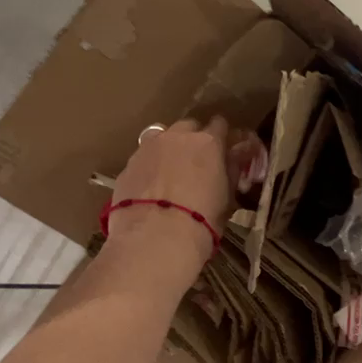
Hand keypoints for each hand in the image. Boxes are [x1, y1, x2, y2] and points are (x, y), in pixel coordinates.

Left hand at [107, 117, 232, 268]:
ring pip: (161, 137)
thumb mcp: (227, 198)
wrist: (156, 237)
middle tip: (196, 162)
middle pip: (188, 127)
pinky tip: (151, 187)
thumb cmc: (202, 220)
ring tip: (170, 172)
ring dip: (168, 148)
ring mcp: (148, 148)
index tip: (223, 149)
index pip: (219, 125)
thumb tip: (233, 161)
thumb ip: (230, 173)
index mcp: (208, 142)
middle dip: (193, 139)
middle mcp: (177, 136)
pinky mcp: (128, 164)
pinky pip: (143, 158)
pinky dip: (149, 167)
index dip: (221, 136)